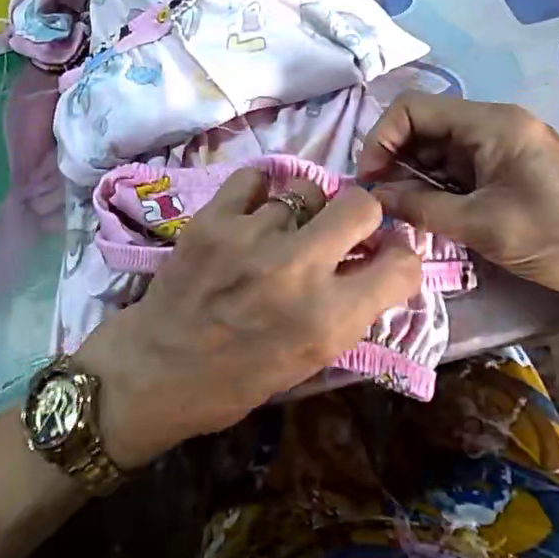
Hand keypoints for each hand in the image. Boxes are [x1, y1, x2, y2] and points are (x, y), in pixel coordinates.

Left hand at [74, 168, 421, 467]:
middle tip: (341, 228)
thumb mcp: (309, 360)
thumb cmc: (235, 380)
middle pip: (359, 205)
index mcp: (330, 318)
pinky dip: (259, 191)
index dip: (401, 256)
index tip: (386, 254)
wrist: (156, 368)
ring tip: (282, 229)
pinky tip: (252, 211)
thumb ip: (346, 311)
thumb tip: (372, 265)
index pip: (402, 265)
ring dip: (302, 209)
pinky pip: (254, 178)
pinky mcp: (213, 219)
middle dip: (360, 215)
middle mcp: (299, 269)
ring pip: (303, 189)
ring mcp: (252, 237)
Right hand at [358, 91, 558, 308]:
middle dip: (392, 159)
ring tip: (399, 211)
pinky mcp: (505, 170)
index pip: (412, 108)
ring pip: (435, 149)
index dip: (380, 139)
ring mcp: (500, 147)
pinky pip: (454, 168)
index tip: (369, 181)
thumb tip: (373, 199)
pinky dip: (433, 187)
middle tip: (378, 200)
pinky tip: (425, 212)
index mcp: (491, 123)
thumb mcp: (482, 226)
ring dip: (411, 176)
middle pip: (421, 126)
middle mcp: (493, 125)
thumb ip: (420, 208)